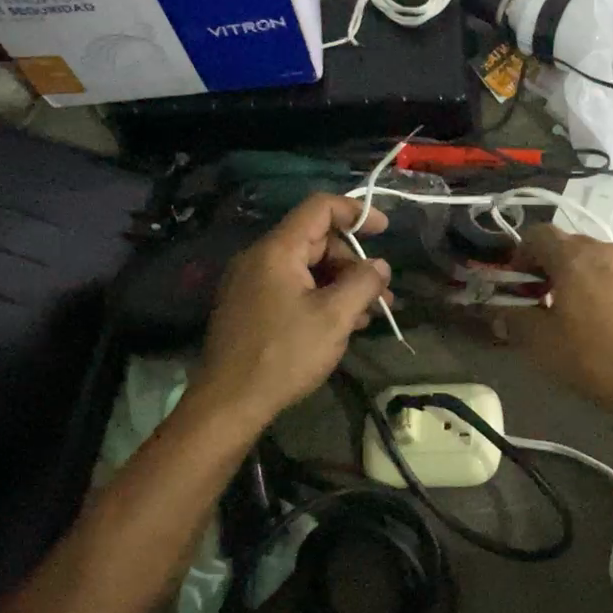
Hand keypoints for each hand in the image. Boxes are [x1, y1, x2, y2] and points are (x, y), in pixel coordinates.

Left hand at [195, 194, 393, 428]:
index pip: (319, 208)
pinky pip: (292, 288)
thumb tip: (380, 266)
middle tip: (381, 292)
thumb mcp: (335, 317)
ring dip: (341, 284)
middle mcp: (259, 258)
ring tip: (370, 314)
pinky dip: (320, 297)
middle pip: (316, 240)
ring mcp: (251, 283)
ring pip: (307, 268)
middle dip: (353, 261)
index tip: (384, 230)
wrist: (228, 403)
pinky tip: (342, 324)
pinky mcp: (249, 307)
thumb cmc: (284, 354)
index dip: (356, 212)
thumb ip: (363, 283)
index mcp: (277, 250)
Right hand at [506, 224, 612, 430]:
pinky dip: (606, 286)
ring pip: (597, 259)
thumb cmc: (596, 358)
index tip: (518, 284)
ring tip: (578, 313)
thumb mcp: (543, 344)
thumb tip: (499, 312)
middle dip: (550, 267)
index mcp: (575, 256)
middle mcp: (607, 248)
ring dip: (580, 276)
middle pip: (569, 244)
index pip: (538, 233)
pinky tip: (609, 321)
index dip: (521, 254)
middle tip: (543, 301)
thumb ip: (514, 320)